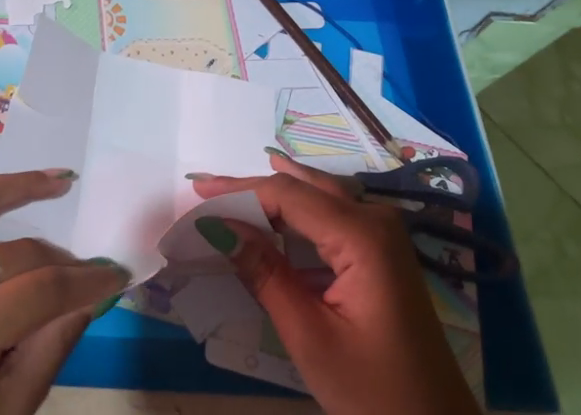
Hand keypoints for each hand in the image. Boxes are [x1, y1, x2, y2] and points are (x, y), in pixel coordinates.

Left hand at [0, 140, 131, 414]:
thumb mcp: (6, 408)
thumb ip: (51, 346)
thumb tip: (92, 296)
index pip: (44, 288)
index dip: (87, 281)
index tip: (117, 275)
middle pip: (15, 250)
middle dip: (61, 256)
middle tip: (88, 264)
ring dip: (13, 184)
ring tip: (53, 178)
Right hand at [192, 153, 477, 414]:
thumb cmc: (374, 392)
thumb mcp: (309, 337)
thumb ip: (264, 275)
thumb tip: (217, 226)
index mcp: (363, 236)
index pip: (288, 195)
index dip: (238, 193)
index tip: (196, 201)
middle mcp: (377, 221)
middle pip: (303, 187)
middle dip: (252, 188)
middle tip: (204, 190)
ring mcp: (385, 236)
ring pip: (319, 195)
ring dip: (273, 197)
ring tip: (228, 195)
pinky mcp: (383, 254)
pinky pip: (333, 215)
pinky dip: (296, 213)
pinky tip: (274, 213)